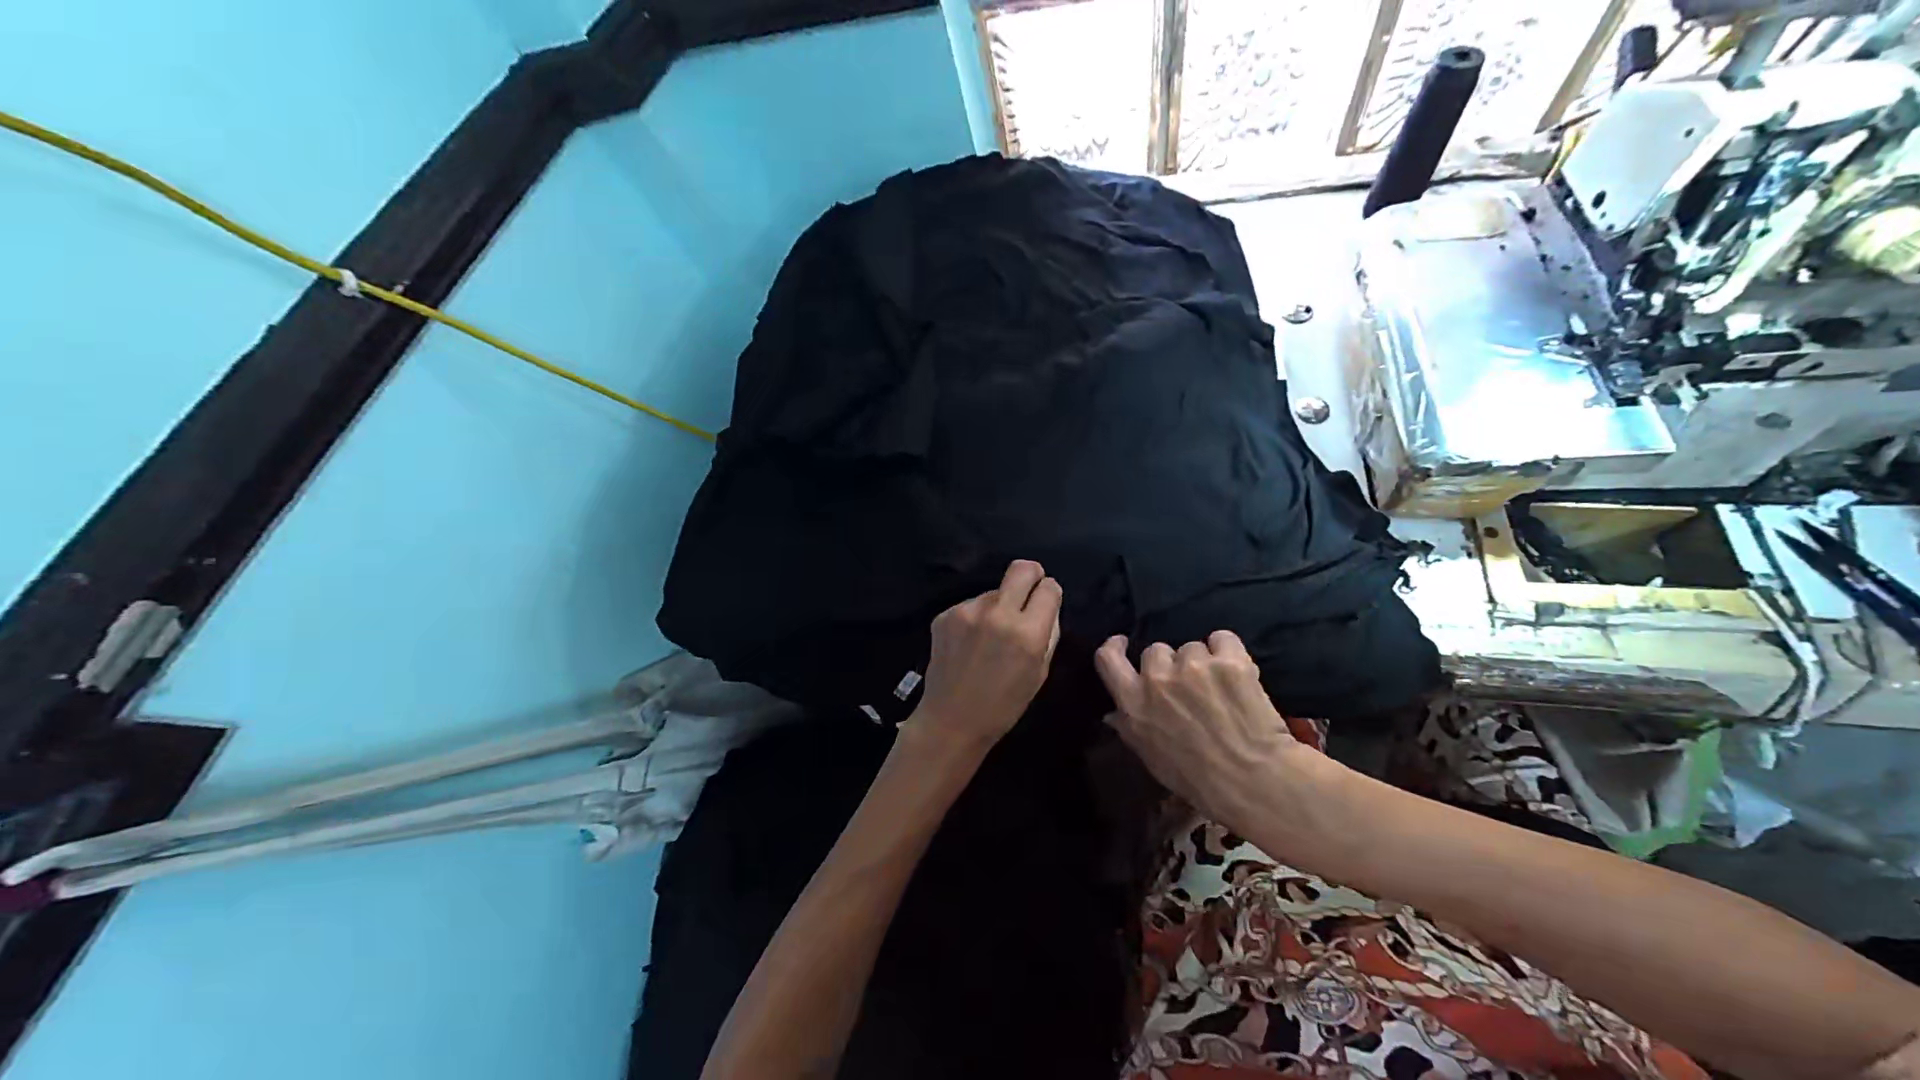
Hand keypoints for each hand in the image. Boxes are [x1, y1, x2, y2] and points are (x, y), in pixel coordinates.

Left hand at [906, 560, 1062, 755]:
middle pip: (1022, 568)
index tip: (1046, 602)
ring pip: (994, 590)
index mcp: (1027, 633)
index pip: (1049, 587)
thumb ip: (1048, 633)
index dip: (1050, 593)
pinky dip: (976, 617)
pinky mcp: (945, 614)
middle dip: (1030, 575)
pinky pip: (971, 604)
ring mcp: (967, 611)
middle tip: (1028, 591)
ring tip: (990, 636)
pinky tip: (970, 643)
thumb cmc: (1004, 705)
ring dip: (998, 605)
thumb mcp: (1040, 672)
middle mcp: (997, 614)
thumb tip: (1048, 606)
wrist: (952, 720)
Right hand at [1094, 630, 1331, 829]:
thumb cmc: (1198, 779)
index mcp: (1133, 703)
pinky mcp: (1229, 660)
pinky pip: (1222, 640)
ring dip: (1201, 662)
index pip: (1108, 659)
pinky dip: (1228, 652)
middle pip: (1156, 650)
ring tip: (1219, 687)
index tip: (1123, 642)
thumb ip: (1131, 727)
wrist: (1254, 780)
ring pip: (1192, 647)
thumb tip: (1114, 713)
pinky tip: (1237, 672)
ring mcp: (1193, 666)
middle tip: (1188, 686)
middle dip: (1169, 664)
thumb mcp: (1151, 758)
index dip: (1114, 646)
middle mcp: (1158, 678)